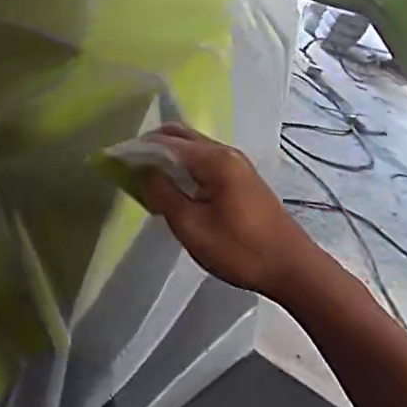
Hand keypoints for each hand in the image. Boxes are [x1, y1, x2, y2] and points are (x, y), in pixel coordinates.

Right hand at [129, 123, 320, 299]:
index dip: (134, 150)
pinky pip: (201, 159)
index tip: (110, 160)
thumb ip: (163, 193)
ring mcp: (236, 164)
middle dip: (148, 145)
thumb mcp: (191, 225)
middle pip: (178, 135)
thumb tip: (144, 172)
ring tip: (143, 174)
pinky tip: (170, 184)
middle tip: (125, 164)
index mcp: (213, 160)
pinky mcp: (241, 179)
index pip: (163, 143)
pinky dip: (180, 164)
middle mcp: (225, 153)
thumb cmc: (240, 250)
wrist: (295, 272)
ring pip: (190, 146)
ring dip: (165, 154)